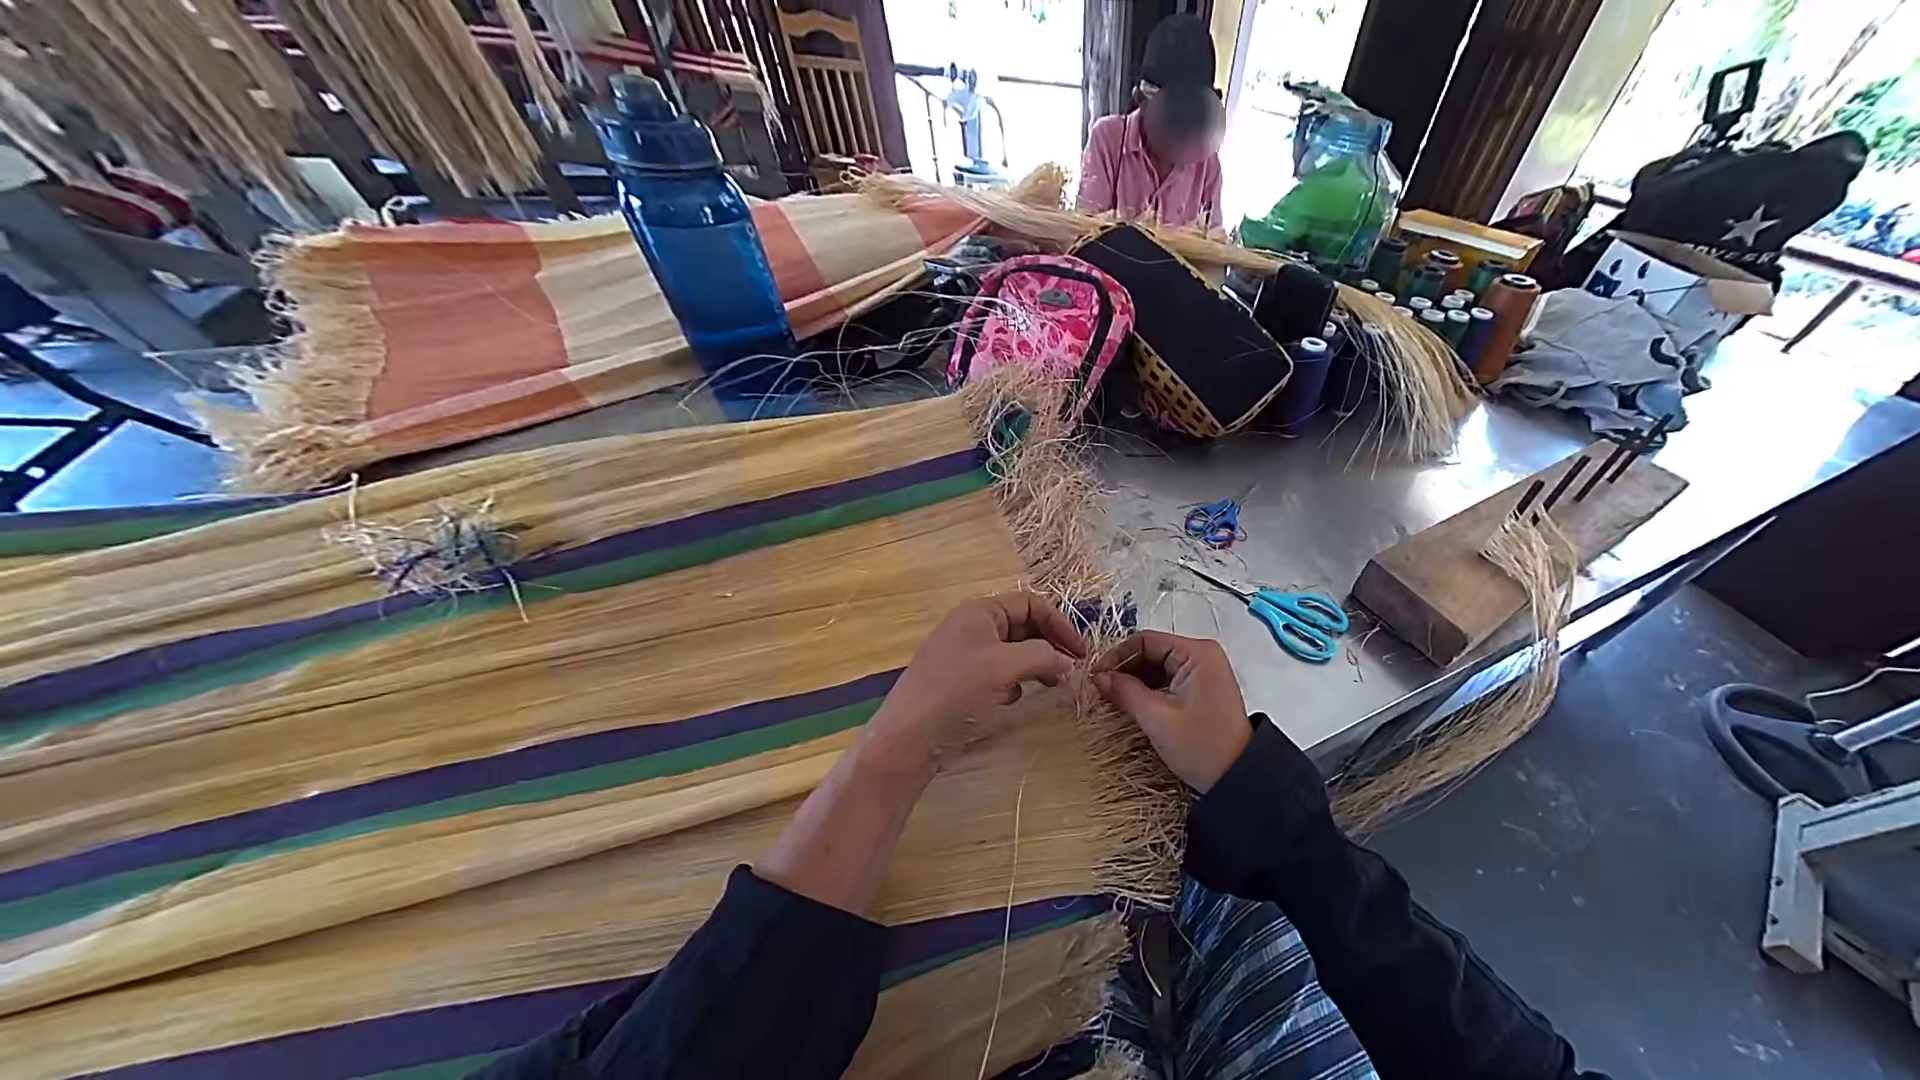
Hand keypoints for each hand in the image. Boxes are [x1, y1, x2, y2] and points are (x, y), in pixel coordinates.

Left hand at [860, 593, 1087, 777]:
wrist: (910, 736)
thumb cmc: (957, 690)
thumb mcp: (1005, 666)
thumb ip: (1043, 657)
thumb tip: (1068, 662)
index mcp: (979, 612)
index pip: (1030, 604)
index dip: (1059, 624)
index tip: (1080, 652)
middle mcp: (973, 628)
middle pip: (1023, 627)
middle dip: (1049, 646)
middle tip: (1072, 670)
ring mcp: (967, 656)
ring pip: (1013, 653)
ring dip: (1035, 666)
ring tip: (1053, 686)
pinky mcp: (964, 684)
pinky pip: (999, 675)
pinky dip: (1014, 684)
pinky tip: (1013, 701)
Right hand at [1092, 630, 1248, 792]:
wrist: (1240, 780)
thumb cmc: (1202, 746)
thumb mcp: (1157, 717)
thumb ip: (1124, 691)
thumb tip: (1097, 677)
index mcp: (1197, 653)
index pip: (1145, 640)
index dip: (1117, 655)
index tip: (1096, 675)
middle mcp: (1201, 656)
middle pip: (1150, 651)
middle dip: (1124, 669)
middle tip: (1100, 688)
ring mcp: (1202, 673)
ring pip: (1155, 667)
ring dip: (1133, 680)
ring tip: (1112, 697)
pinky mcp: (1199, 689)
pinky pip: (1165, 680)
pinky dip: (1146, 690)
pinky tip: (1130, 704)